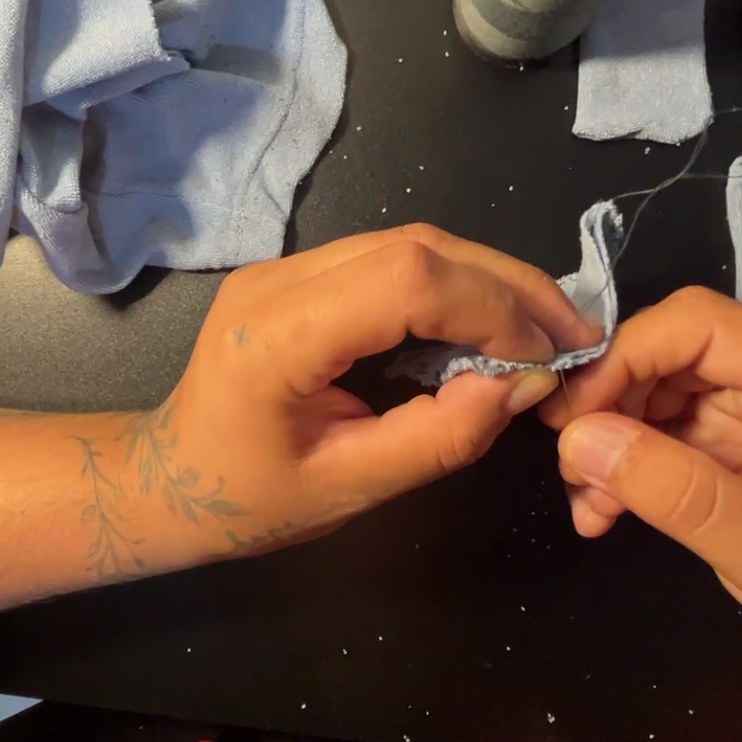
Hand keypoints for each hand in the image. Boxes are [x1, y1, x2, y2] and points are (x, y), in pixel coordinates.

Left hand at [155, 225, 599, 553]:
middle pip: (413, 245)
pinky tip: (482, 321)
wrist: (171, 476)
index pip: (402, 280)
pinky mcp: (295, 275)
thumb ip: (438, 437)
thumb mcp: (348, 488)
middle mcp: (277, 280)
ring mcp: (282, 269)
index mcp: (276, 336)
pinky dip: (448, 286)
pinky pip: (386, 262)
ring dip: (483, 279)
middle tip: (570, 331)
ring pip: (406, 243)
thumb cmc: (246, 498)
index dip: (489, 306)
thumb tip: (519, 384)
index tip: (544, 356)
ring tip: (540, 327)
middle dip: (505, 283)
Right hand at [539, 287, 741, 741]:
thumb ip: (679, 494)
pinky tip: (600, 513)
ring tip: (587, 502)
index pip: (702, 325)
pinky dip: (618, 471)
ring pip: (648, 395)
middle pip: (666, 354)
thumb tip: (576, 438)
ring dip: (605, 443)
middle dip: (607, 404)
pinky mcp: (730, 451)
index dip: (626, 356)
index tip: (573, 416)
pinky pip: (653, 438)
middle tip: (570, 464)